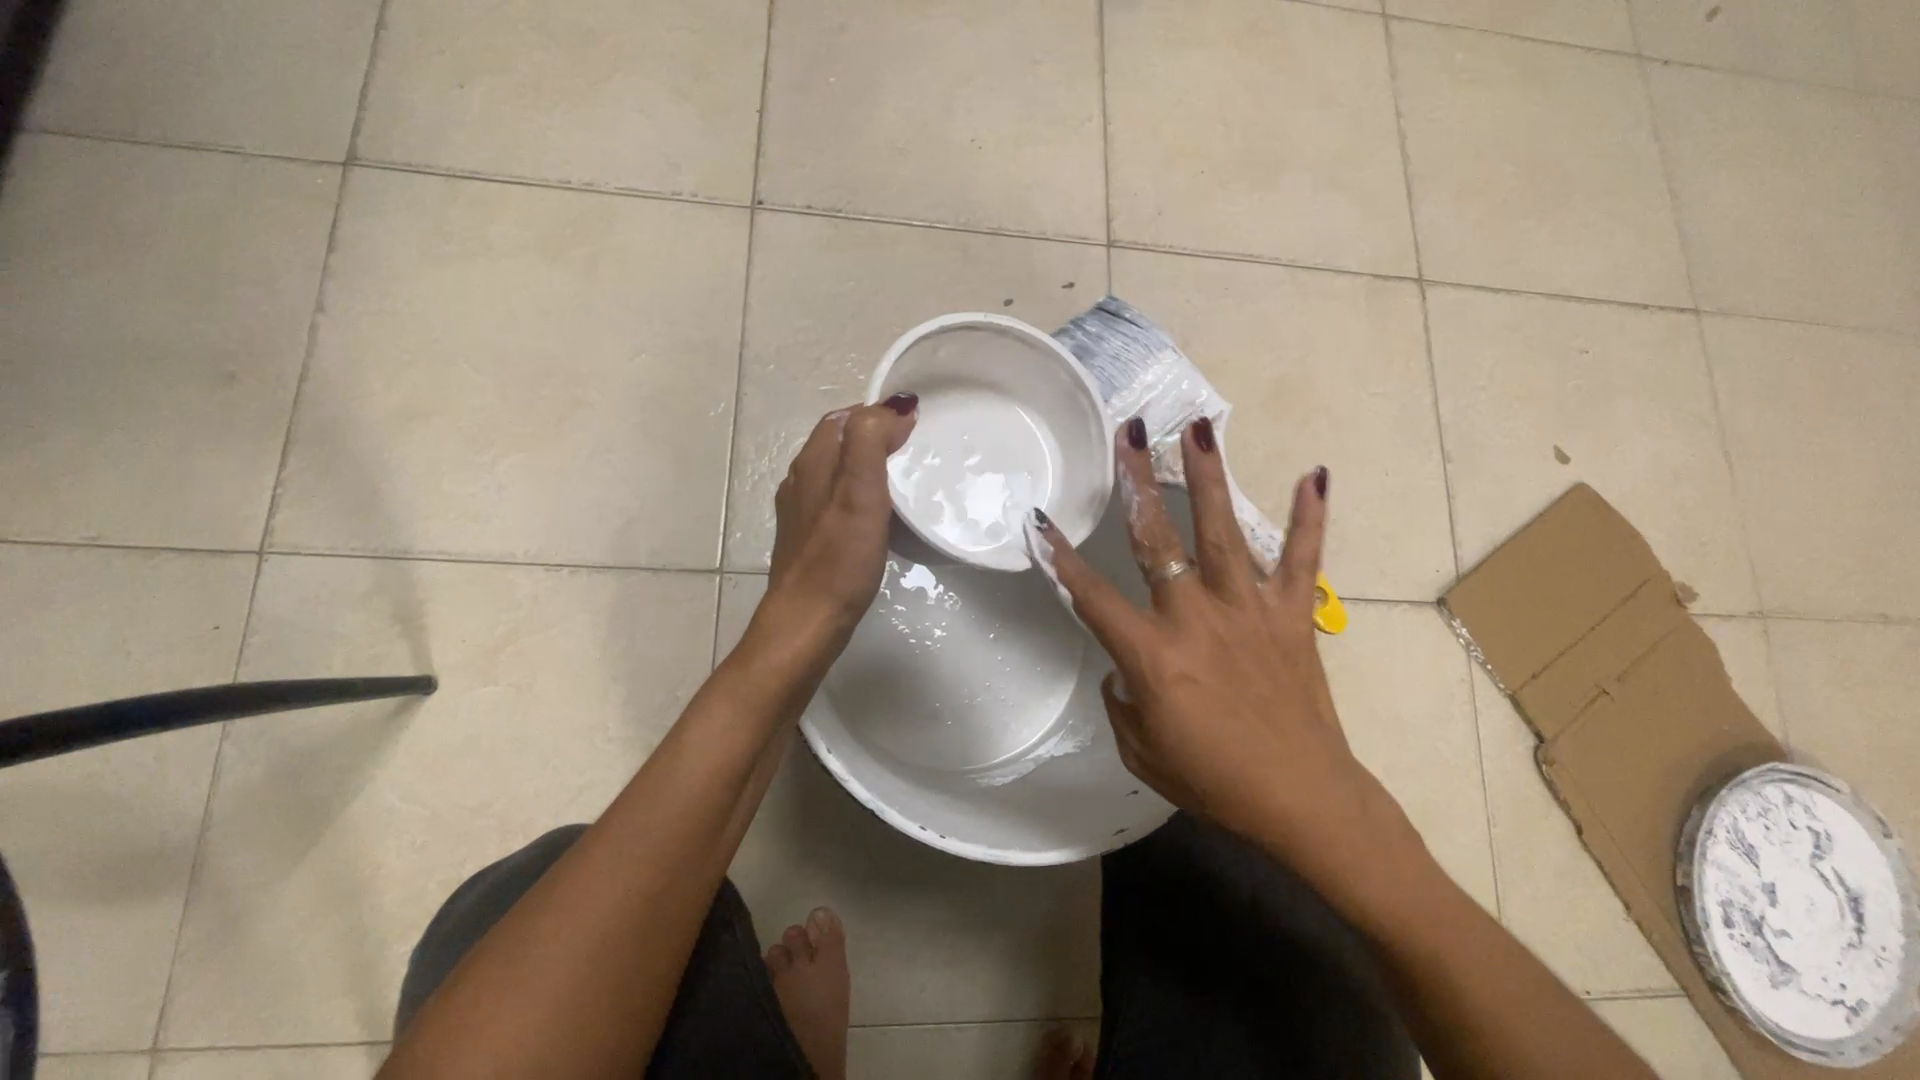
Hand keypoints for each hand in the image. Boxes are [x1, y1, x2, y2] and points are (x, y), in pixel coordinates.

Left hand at [765, 394, 917, 641]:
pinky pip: (836, 502)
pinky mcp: (808, 540)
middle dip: (872, 437)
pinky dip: (859, 497)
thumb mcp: (860, 493)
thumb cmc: (839, 558)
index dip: (875, 413)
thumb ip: (872, 442)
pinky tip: (878, 518)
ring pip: (835, 473)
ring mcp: (801, 513)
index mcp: (813, 464)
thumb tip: (895, 408)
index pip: (842, 418)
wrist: (808, 621)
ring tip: (901, 479)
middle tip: (913, 449)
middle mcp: (801, 482)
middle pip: (837, 443)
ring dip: (866, 467)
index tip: (912, 424)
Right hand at [1035, 418, 1400, 855]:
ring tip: (1199, 428)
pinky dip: (1310, 517)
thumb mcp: (1140, 750)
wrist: (1301, 797)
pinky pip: (1303, 558)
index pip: (1092, 597)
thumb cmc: (1213, 780)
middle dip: (1138, 482)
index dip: (1059, 559)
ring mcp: (1249, 610)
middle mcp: (1197, 618)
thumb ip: (1123, 698)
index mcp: (1153, 655)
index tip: (1038, 520)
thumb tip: (1127, 664)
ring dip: (1210, 476)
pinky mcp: (1294, 615)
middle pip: (1158, 540)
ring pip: (1225, 531)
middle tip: (1129, 433)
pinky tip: (1315, 474)